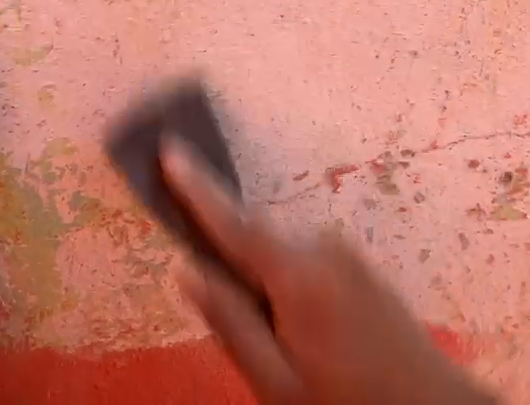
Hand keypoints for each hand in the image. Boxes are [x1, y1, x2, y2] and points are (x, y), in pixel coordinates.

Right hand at [163, 140, 499, 404]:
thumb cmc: (347, 402)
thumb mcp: (276, 382)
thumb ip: (230, 321)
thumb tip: (187, 269)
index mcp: (296, 273)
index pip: (232, 222)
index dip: (195, 186)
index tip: (168, 149)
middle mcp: (322, 246)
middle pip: (255, 239)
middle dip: (238, 270)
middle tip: (255, 336)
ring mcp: (345, 252)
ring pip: (280, 255)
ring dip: (269, 286)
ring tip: (293, 349)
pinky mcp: (360, 264)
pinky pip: (306, 262)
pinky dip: (293, 287)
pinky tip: (316, 338)